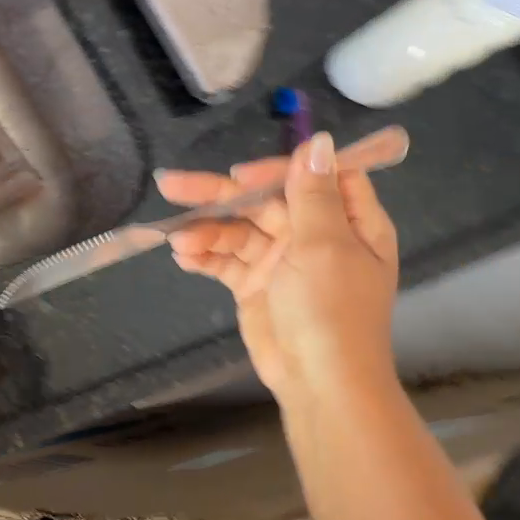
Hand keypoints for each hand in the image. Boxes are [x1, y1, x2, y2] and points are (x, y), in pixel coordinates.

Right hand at [154, 132, 399, 404]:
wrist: (316, 377)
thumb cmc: (331, 309)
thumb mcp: (324, 246)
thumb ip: (312, 194)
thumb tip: (317, 142)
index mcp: (348, 223)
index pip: (314, 179)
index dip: (277, 170)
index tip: (240, 174)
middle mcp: (315, 236)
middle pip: (262, 202)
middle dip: (218, 197)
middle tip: (171, 185)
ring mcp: (281, 261)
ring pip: (236, 231)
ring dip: (205, 233)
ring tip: (179, 244)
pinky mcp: (254, 284)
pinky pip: (224, 260)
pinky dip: (203, 257)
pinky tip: (184, 259)